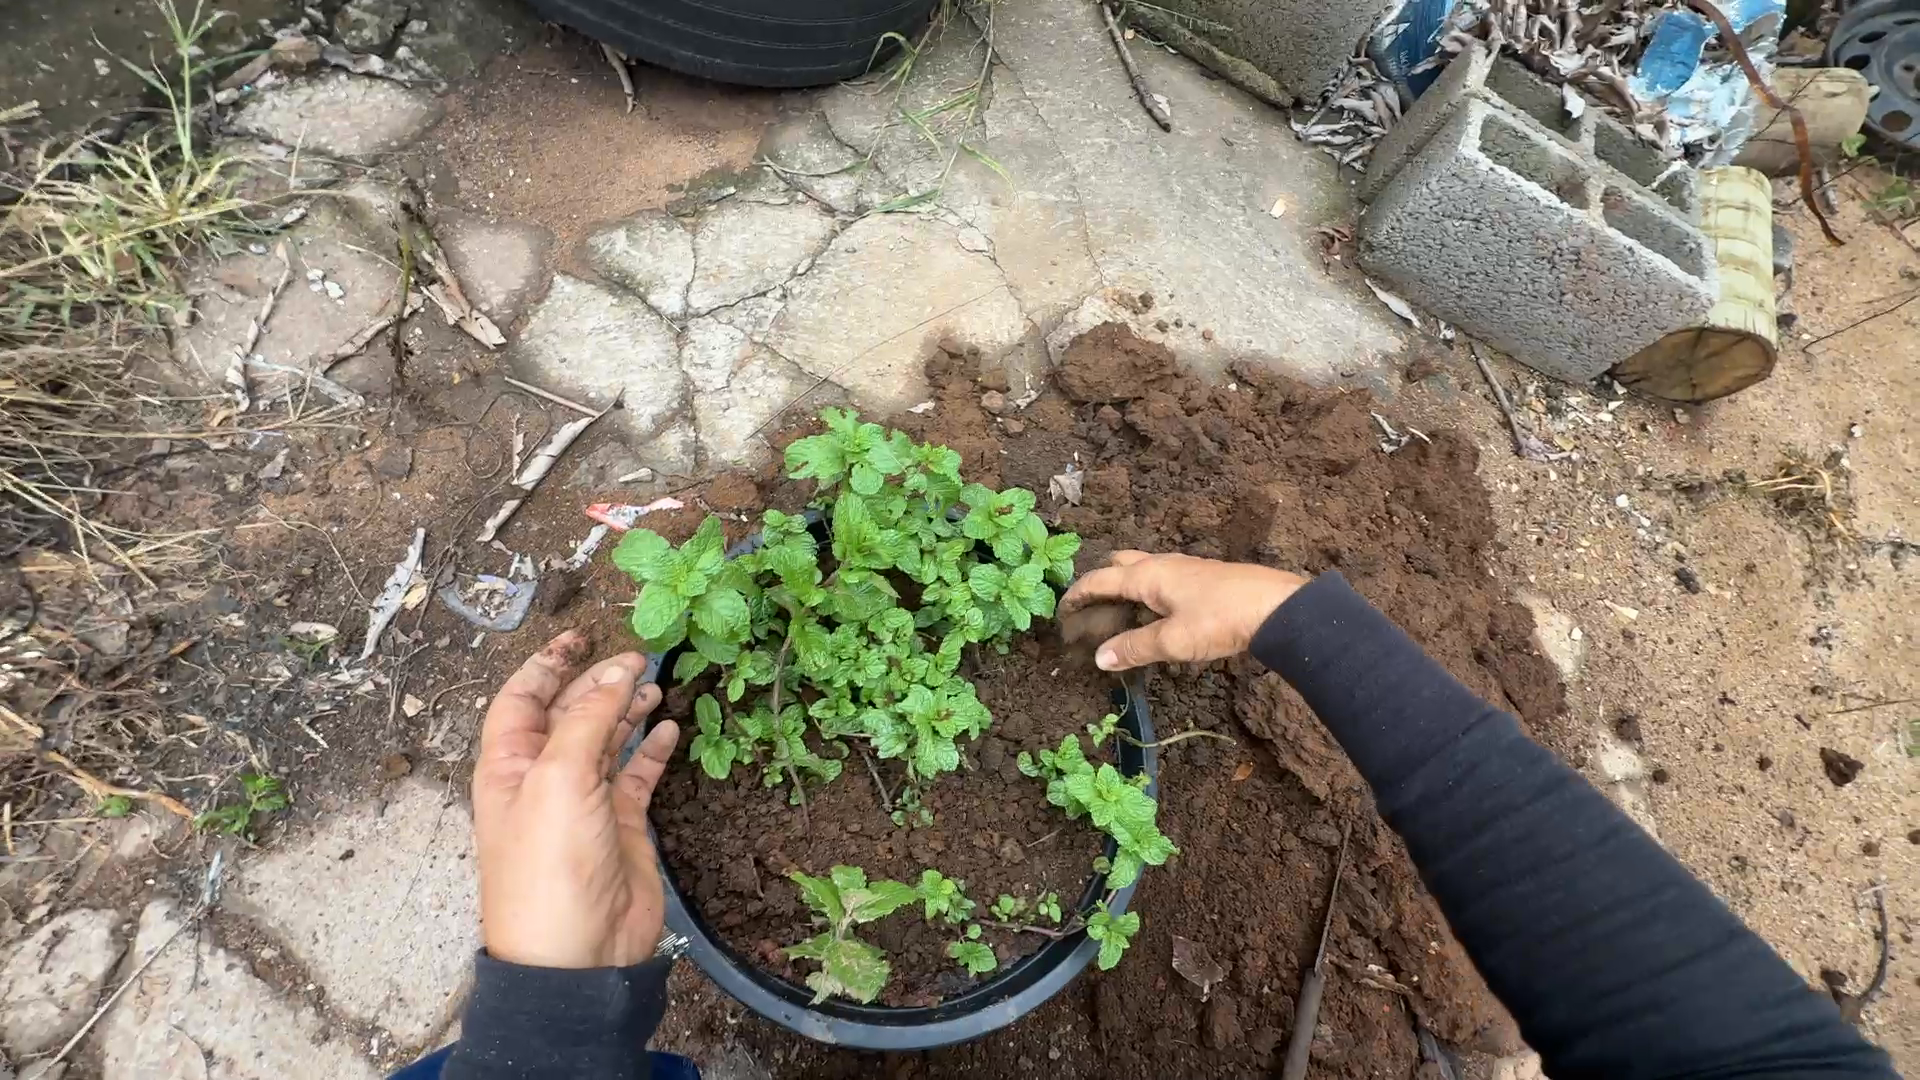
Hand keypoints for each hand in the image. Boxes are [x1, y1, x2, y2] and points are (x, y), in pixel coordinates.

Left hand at [472, 631, 678, 968]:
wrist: (578, 951)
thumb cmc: (550, 862)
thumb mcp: (560, 778)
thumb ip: (589, 717)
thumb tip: (621, 670)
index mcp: (511, 765)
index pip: (522, 700)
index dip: (547, 665)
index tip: (581, 636)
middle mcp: (546, 776)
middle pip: (571, 712)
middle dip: (600, 682)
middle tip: (640, 658)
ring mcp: (586, 799)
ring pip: (607, 737)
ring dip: (629, 709)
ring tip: (656, 687)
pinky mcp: (622, 819)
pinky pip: (638, 772)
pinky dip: (654, 748)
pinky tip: (670, 730)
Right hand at [1060, 551, 1306, 670]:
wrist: (1278, 608)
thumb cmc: (1220, 620)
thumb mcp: (1173, 641)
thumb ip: (1134, 648)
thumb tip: (1098, 657)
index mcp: (1147, 575)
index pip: (1100, 579)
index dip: (1077, 593)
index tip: (1061, 608)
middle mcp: (1161, 564)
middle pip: (1120, 562)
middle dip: (1100, 578)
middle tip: (1091, 604)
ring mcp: (1185, 567)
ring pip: (1143, 567)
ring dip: (1125, 582)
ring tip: (1120, 609)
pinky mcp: (1203, 576)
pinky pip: (1162, 575)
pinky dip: (1147, 587)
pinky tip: (1157, 609)